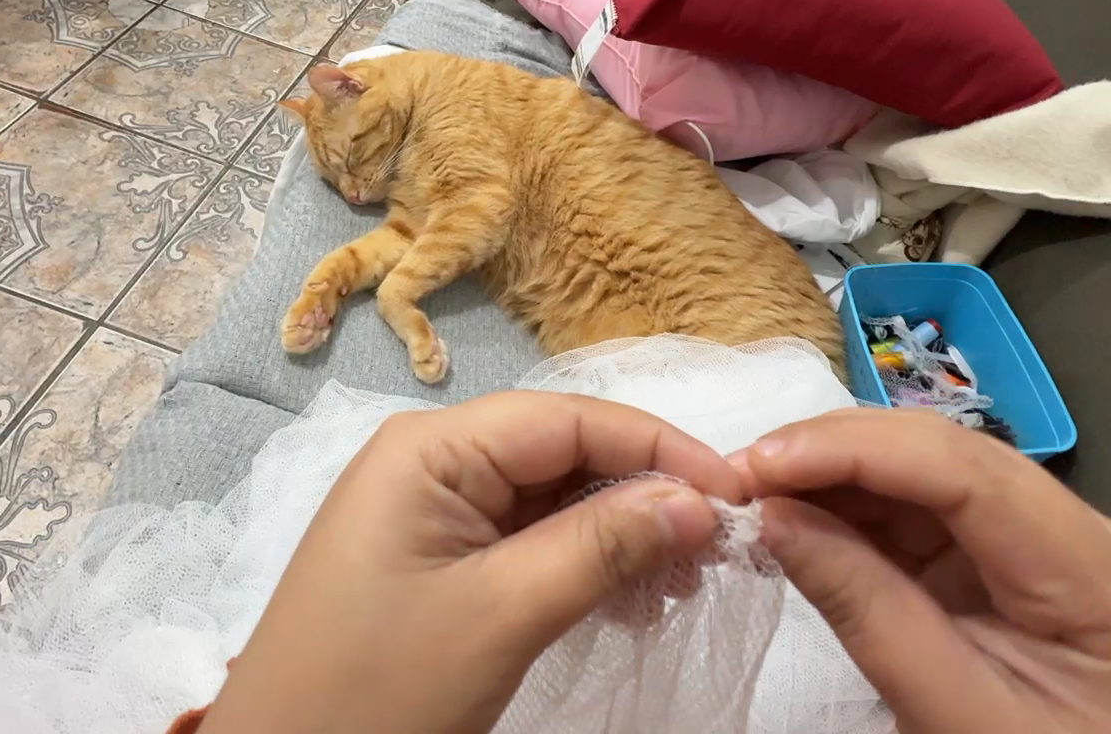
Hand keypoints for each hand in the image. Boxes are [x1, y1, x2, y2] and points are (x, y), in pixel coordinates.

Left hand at [200, 391, 744, 733]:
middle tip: (713, 550)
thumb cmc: (377, 692)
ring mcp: (435, 504)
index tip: (733, 489)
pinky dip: (581, 560)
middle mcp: (434, 456)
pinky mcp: (441, 551)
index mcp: (432, 445)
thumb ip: (601, 545)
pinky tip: (627, 596)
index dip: (654, 445)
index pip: (564, 418)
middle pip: (559, 453)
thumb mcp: (499, 616)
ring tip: (677, 584)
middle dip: (639, 494)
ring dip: (617, 532)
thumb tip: (697, 501)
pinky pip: (526, 535)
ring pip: (550, 496)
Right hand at [733, 409, 1110, 732]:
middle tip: (738, 476)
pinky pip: (908, 509)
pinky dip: (841, 505)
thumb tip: (768, 514)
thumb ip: (866, 611)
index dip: (854, 449)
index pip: (967, 471)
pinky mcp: (992, 559)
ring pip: (915, 469)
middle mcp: (1077, 535)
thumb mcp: (957, 724)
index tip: (758, 464)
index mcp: (1102, 580)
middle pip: (940, 453)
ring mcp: (1034, 542)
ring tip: (752, 492)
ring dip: (826, 473)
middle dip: (830, 451)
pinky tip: (792, 512)